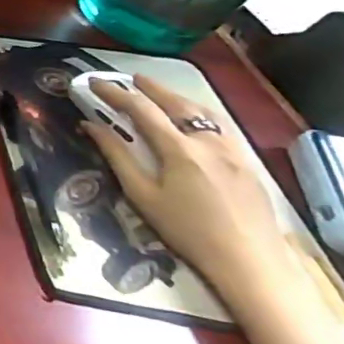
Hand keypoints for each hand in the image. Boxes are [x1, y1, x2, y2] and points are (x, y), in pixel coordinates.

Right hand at [83, 76, 300, 309]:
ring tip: (160, 92)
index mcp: (179, 149)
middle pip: (176, 103)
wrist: (252, 265)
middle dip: (150, 88)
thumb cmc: (188, 232)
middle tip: (129, 78)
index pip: (141, 110)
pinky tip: (195, 118)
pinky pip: (221, 126)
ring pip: (203, 112)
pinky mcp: (248, 164)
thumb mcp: (143, 196)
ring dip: (177, 97)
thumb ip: (117, 156)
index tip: (94, 83)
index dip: (115, 93)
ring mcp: (233, 151)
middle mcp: (208, 142)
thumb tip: (91, 125)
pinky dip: (200, 113)